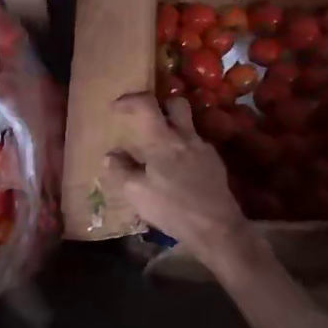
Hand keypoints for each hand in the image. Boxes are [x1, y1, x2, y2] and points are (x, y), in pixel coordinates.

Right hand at [102, 92, 253, 261]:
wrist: (216, 228)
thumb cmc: (172, 208)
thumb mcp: (136, 193)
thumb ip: (120, 170)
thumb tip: (110, 155)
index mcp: (163, 140)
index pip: (146, 104)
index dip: (129, 100)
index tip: (116, 108)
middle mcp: (186, 137)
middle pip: (177, 104)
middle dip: (161, 105)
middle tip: (148, 121)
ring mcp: (204, 149)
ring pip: (189, 125)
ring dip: (174, 129)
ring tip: (161, 151)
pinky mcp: (216, 164)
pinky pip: (197, 146)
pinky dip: (184, 150)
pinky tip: (178, 171)